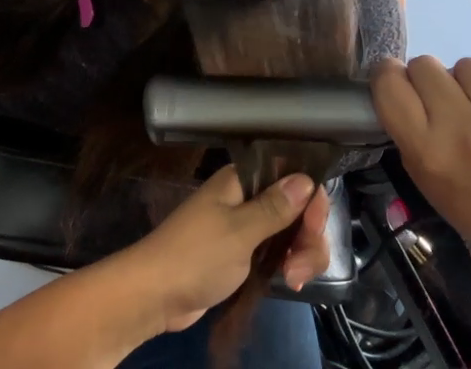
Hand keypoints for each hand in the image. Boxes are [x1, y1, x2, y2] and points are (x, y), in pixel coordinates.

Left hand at [114, 166, 328, 332]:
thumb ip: (274, 207)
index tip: (313, 227)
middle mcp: (244, 199)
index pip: (289, 175)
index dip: (309, 198)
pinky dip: (289, 265)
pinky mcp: (244, 254)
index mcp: (239, 182)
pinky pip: (277, 252)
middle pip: (296, 207)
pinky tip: (291, 282)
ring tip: (293, 279)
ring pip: (290, 232)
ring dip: (301, 255)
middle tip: (299, 265)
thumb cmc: (195, 256)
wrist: (157, 294)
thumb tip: (306, 178)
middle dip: (308, 236)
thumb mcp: (239, 231)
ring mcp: (245, 227)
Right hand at [371, 56, 470, 278]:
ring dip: (470, 82)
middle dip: (430, 79)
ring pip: (468, 65)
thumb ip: (408, 129)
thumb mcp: (425, 178)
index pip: (390, 83)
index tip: (400, 81)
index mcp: (428, 152)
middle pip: (426, 65)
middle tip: (445, 100)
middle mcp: (463, 132)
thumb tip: (401, 82)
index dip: (390, 75)